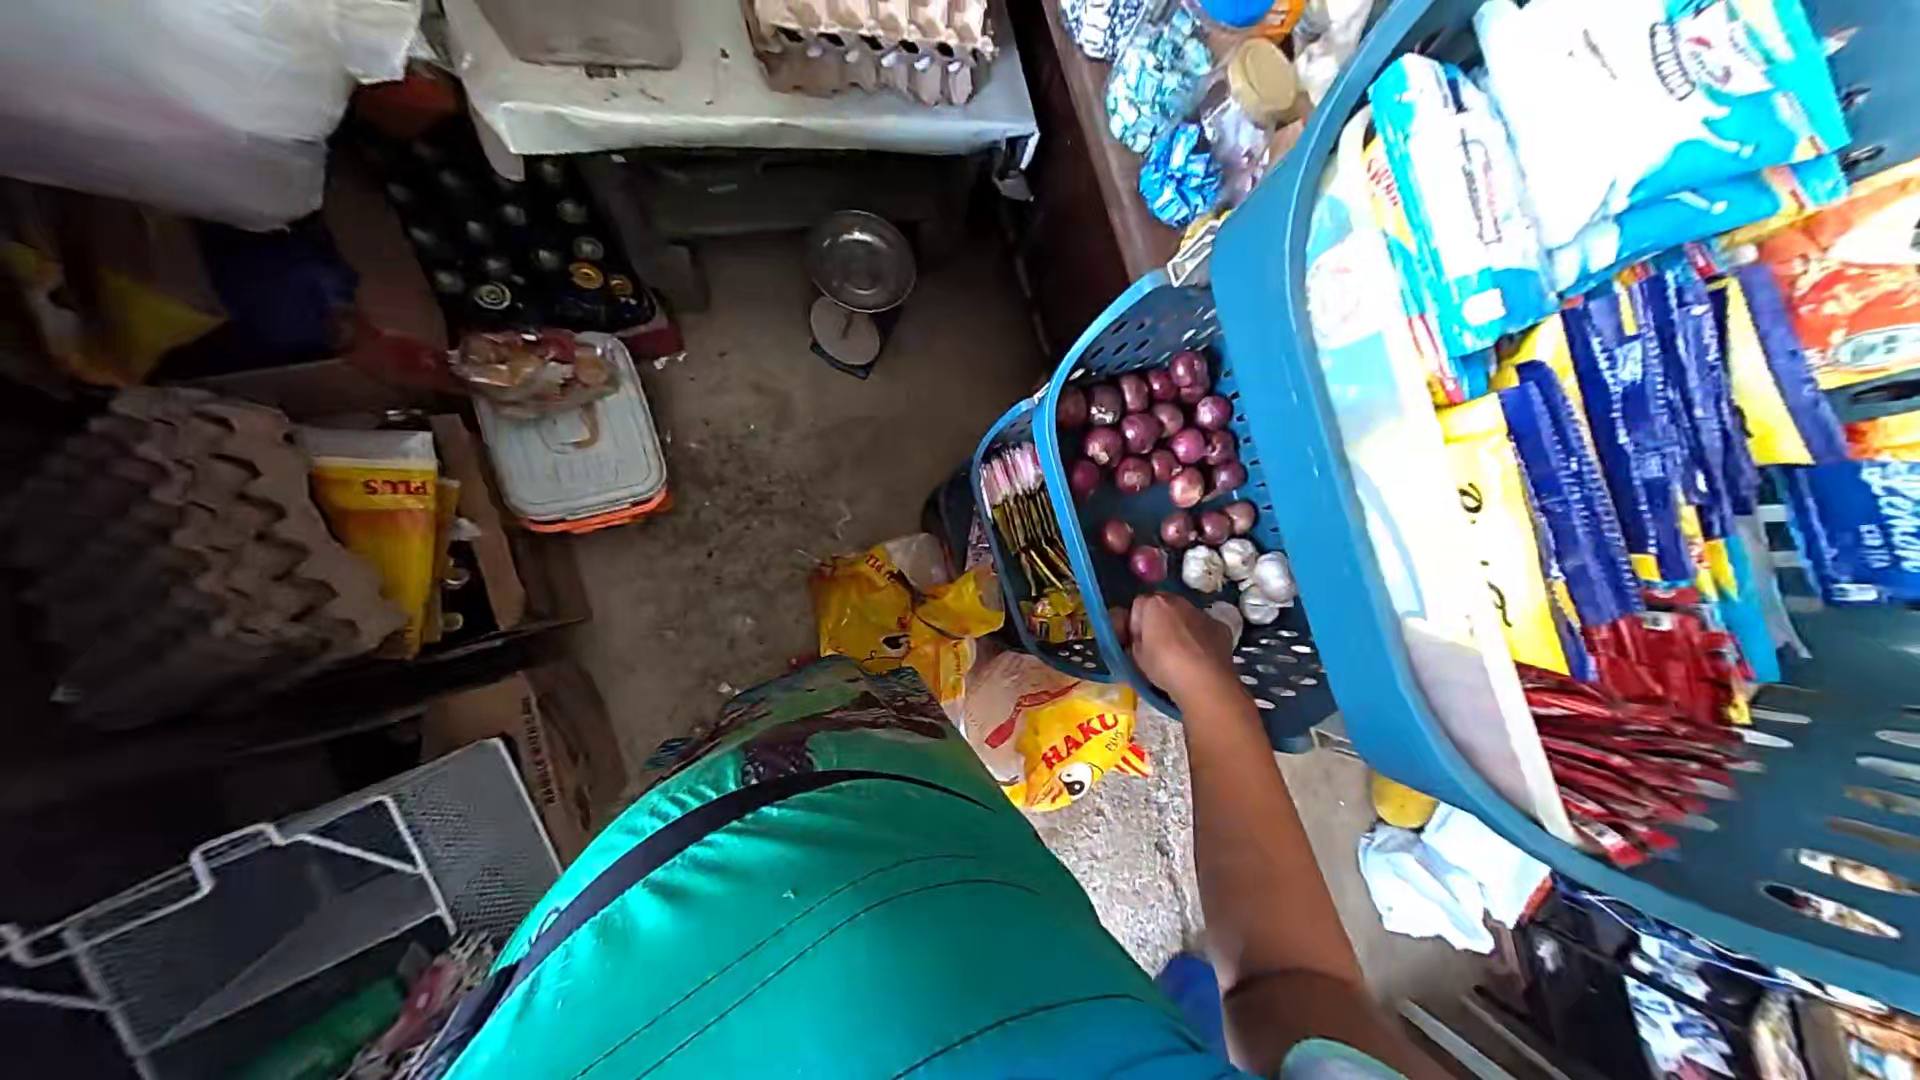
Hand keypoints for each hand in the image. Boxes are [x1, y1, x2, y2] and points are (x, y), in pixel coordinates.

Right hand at [1128, 592, 1242, 707]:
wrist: (1205, 680)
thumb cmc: (1164, 665)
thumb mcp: (1137, 656)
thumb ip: (1136, 641)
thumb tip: (1142, 640)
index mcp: (1154, 604)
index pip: (1138, 604)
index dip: (1135, 623)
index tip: (1136, 641)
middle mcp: (1179, 601)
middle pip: (1163, 605)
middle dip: (1158, 620)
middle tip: (1156, 644)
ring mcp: (1202, 613)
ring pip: (1185, 615)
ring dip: (1180, 627)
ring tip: (1180, 652)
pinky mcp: (1221, 627)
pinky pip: (1203, 628)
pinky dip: (1199, 637)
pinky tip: (1199, 656)